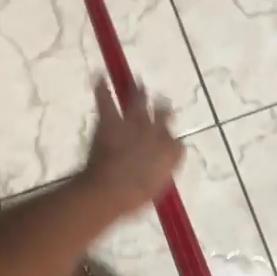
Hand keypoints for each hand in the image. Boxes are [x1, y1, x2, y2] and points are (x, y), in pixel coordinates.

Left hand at [82, 79, 183, 212]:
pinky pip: (106, 100)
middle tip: (159, 100)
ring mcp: (133, 123)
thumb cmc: (133, 198)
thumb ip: (157, 176)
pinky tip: (100, 77)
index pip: (176, 143)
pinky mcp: (110, 120)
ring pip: (138, 101)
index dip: (169, 140)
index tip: (165, 140)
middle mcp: (156, 132)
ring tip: (137, 82)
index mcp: (171, 152)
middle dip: (161, 107)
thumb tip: (154, 175)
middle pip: (162, 114)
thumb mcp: (154, 190)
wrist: (111, 189)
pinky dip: (102, 88)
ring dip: (138, 91)